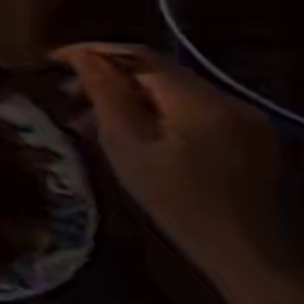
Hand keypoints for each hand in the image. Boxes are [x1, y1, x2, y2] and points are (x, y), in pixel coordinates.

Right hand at [53, 43, 290, 259]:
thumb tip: (83, 57)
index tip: (51, 60)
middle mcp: (232, 102)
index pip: (141, 57)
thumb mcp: (126, 144)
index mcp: (202, 103)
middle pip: (160, 72)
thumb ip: (106, 95)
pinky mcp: (252, 136)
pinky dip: (156, 110)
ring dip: (130, 94)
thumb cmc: (174, 198)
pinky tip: (132, 131)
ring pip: (174, 90)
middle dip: (109, 75)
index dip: (93, 52)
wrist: (247, 251)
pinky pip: (193, 109)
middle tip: (66, 94)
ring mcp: (248, 120)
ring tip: (91, 117)